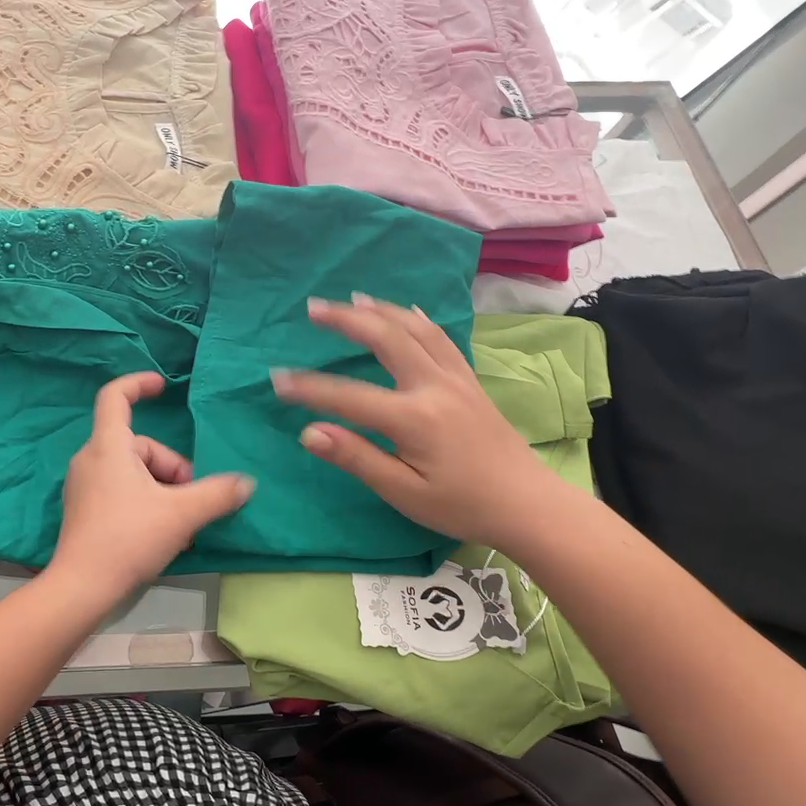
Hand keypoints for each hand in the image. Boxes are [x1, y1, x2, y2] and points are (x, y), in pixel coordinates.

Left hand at [49, 372, 254, 596]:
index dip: (139, 384)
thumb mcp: (181, 514)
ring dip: (163, 491)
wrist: (82, 586)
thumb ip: (217, 494)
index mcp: (108, 446)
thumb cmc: (128, 538)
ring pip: (133, 472)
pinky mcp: (83, 510)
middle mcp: (90, 459)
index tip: (163, 386)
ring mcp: (83, 486)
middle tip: (190, 502)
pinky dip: (146, 503)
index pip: (115, 397)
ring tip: (181, 525)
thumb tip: (246, 484)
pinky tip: (162, 534)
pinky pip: (121, 491)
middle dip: (172, 468)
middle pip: (140, 446)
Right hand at [271, 296, 568, 549]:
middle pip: (386, 339)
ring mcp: (456, 379)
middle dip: (347, 321)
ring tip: (352, 300)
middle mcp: (435, 387)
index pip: (348, 397)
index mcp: (414, 419)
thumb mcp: (403, 492)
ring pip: (416, 330)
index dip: (309, 388)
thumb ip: (356, 458)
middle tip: (314, 308)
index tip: (277, 380)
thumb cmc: (461, 505)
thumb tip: (309, 433)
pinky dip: (417, 320)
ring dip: (381, 311)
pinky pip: (441, 338)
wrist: (528, 505)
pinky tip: (406, 311)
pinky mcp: (470, 381)